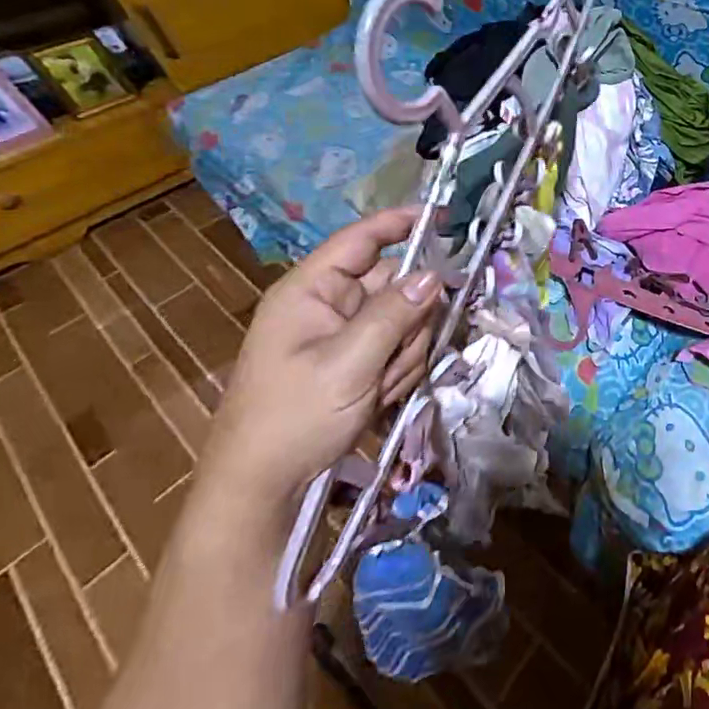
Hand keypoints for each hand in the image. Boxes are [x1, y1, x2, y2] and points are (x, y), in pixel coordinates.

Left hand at [199, 208, 444, 507]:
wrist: (263, 489)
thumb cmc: (292, 418)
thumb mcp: (347, 364)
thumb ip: (394, 315)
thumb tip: (435, 274)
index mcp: (311, 290)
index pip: (361, 239)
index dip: (400, 224)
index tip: (445, 219)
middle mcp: (330, 305)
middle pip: (395, 285)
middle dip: (409, 320)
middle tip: (397, 356)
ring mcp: (345, 335)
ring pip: (406, 320)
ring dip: (405, 352)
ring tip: (380, 387)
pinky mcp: (359, 362)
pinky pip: (400, 349)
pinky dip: (400, 371)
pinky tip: (379, 398)